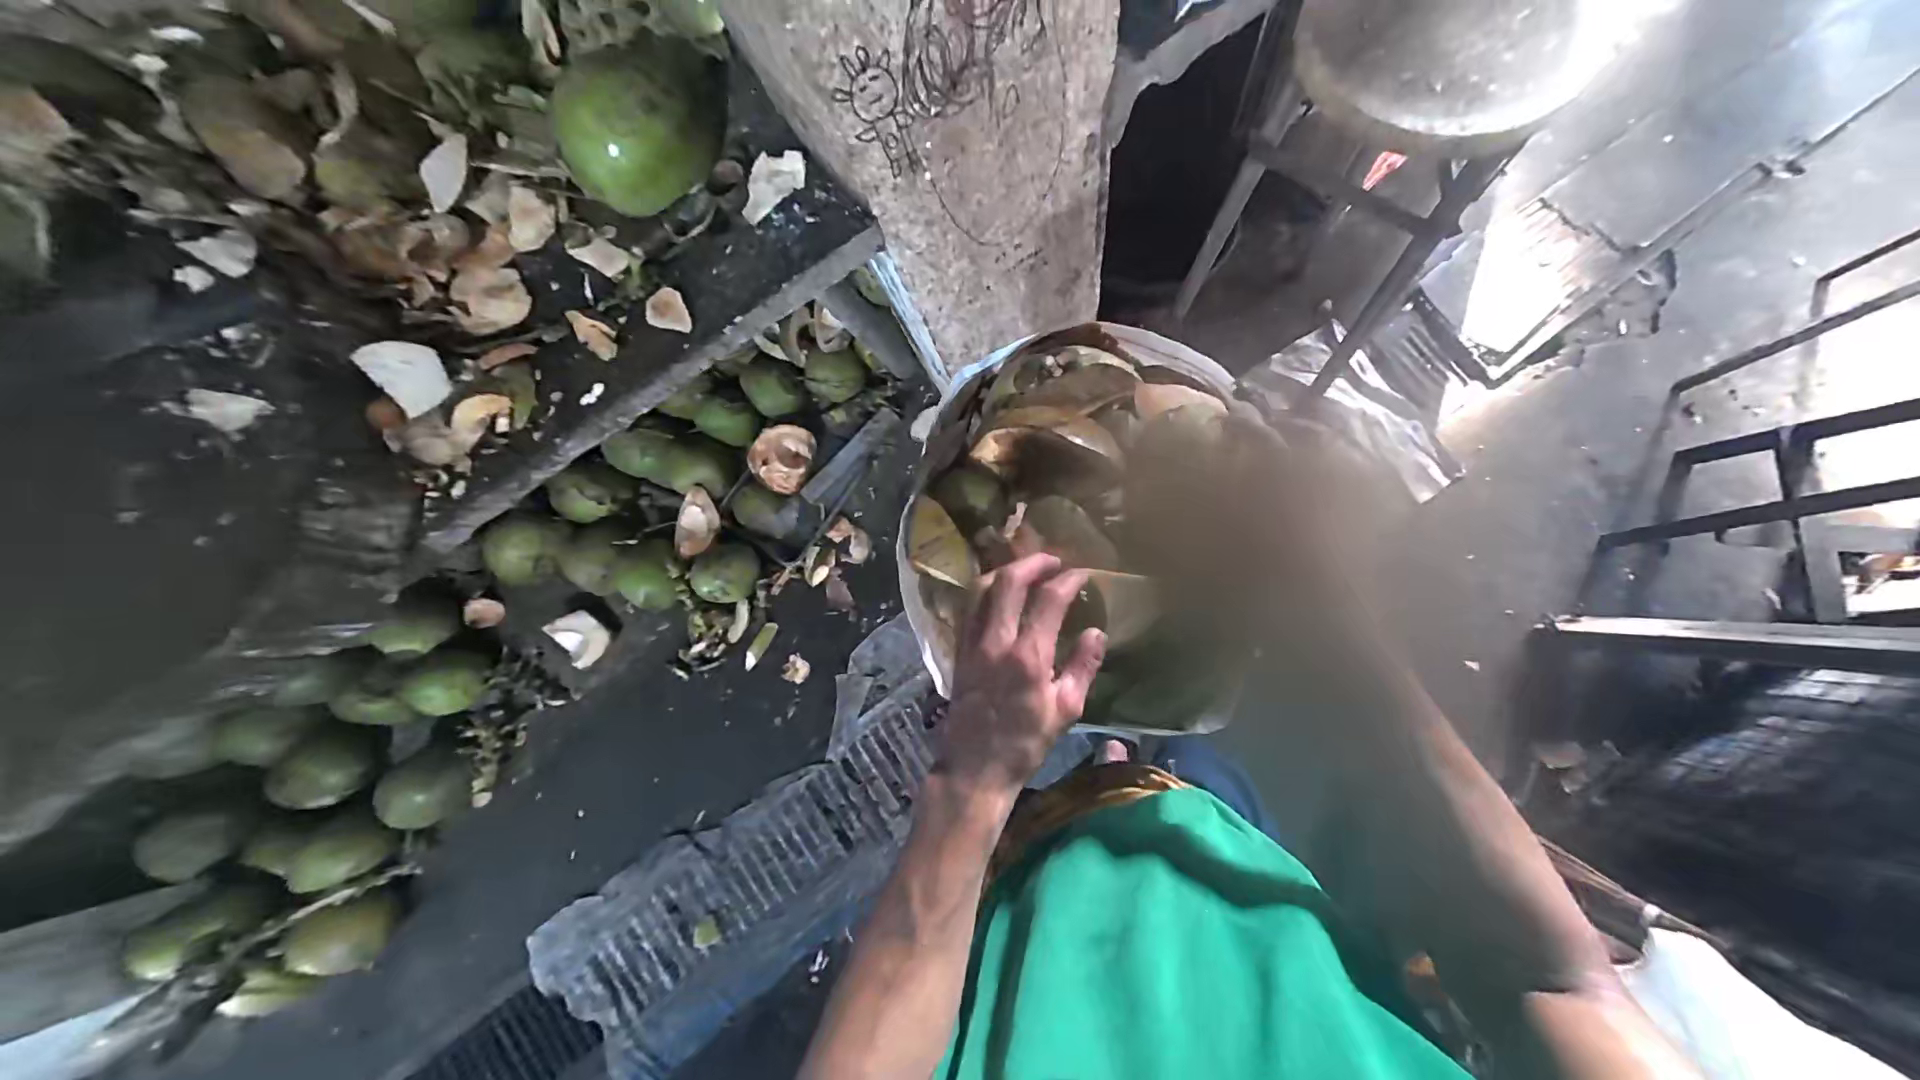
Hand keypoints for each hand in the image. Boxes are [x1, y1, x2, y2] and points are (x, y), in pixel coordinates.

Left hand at [938, 554, 1106, 797]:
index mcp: (1028, 656)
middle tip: (1054, 561)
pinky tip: (998, 593)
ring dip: (1005, 571)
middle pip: (1009, 581)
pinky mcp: (958, 650)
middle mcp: (995, 641)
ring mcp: (972, 643)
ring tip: (1025, 569)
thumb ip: (1082, 667)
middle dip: (1033, 562)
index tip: (1082, 574)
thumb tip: (1096, 632)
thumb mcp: (1066, 710)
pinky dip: (985, 590)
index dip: (1068, 580)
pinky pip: (968, 607)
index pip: (1049, 599)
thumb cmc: (1026, 743)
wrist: (975, 766)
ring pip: (981, 589)